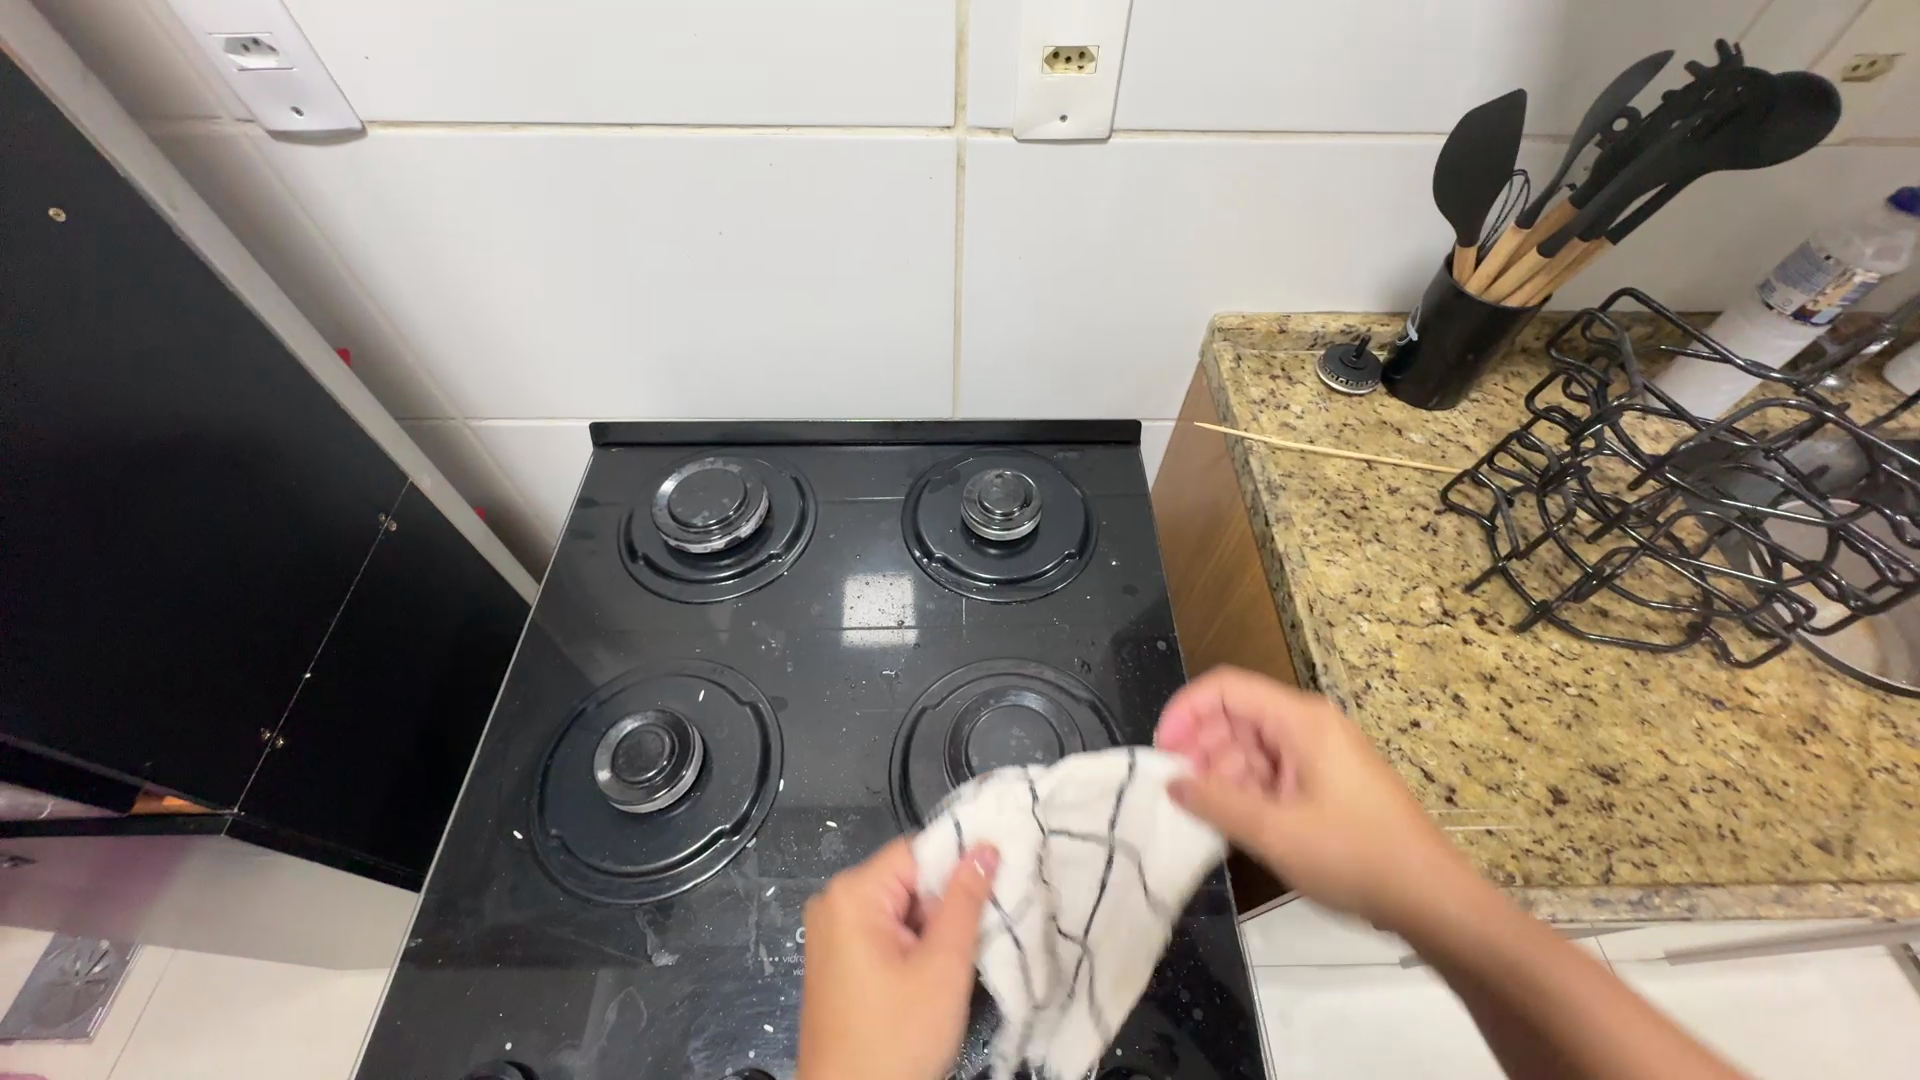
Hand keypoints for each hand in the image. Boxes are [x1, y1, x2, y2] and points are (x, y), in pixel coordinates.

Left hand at [796, 837, 998, 1079]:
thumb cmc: (896, 1039)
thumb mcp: (943, 966)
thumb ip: (966, 900)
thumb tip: (985, 846)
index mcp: (852, 893)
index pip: (917, 851)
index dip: (955, 868)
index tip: (990, 892)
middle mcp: (833, 902)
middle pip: (907, 879)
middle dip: (942, 905)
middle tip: (971, 940)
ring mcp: (831, 932)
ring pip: (900, 907)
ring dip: (930, 929)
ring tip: (949, 965)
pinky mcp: (836, 960)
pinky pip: (883, 932)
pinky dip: (911, 947)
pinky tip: (927, 978)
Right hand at [1155, 666, 1472, 933]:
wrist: (1435, 902)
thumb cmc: (1356, 856)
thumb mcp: (1274, 831)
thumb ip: (1215, 802)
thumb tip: (1173, 783)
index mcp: (1300, 720)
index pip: (1226, 688)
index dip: (1186, 710)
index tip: (1163, 750)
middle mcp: (1309, 727)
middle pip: (1237, 716)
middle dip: (1201, 746)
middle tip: (1178, 788)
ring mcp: (1321, 755)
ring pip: (1252, 746)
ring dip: (1222, 773)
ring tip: (1202, 811)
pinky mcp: (1327, 783)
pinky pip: (1272, 772)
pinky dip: (1246, 790)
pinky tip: (1231, 821)